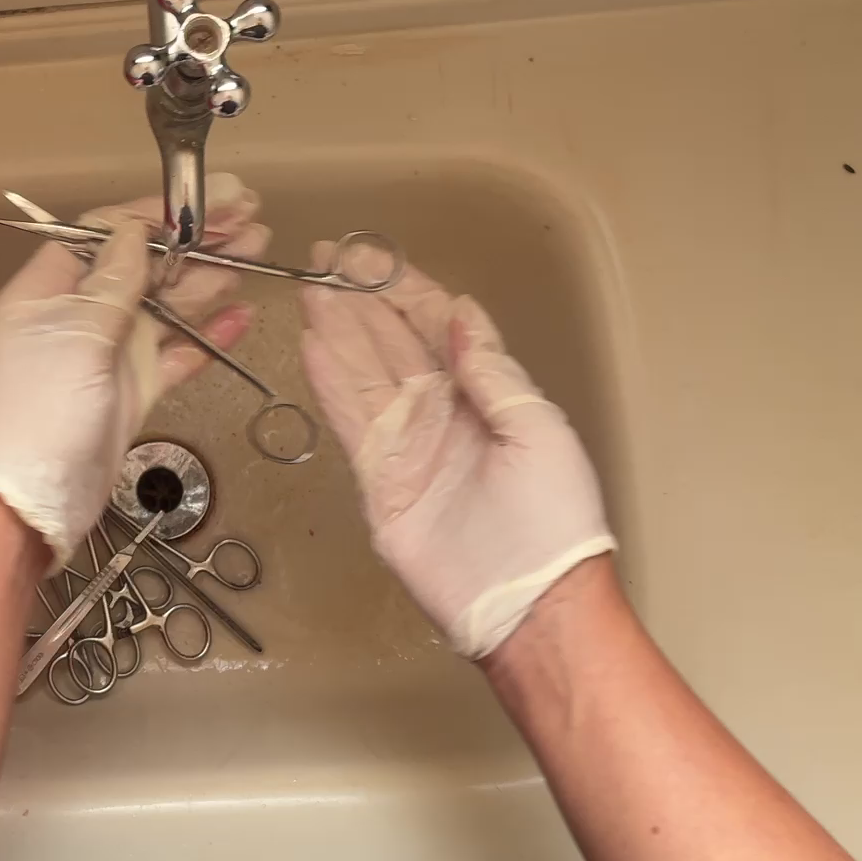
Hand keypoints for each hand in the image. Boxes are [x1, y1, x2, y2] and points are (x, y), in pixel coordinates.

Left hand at [0, 174, 267, 563]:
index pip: (104, 235)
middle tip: (251, 219)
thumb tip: (133, 229)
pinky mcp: (130, 391)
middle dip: (194, 241)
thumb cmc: (40, 410)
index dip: (154, 213)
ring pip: (165, 307)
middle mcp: (79, 316)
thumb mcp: (74, 335)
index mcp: (50, 292)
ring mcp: (107, 355)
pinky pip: (174, 356)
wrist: (28, 501)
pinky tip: (243, 315)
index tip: (208, 199)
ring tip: (258, 252)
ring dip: (209, 279)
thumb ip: (110, 282)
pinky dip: (207, 338)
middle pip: (142, 266)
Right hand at [298, 248, 613, 657]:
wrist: (521, 601)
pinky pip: (347, 417)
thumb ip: (495, 374)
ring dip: (335, 330)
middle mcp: (436, 409)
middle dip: (357, 300)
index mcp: (482, 394)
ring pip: (360, 371)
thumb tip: (462, 314)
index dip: (402, 289)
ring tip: (310, 291)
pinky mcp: (373, 472)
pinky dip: (327, 381)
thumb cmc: (552, 520)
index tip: (369, 259)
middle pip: (387, 342)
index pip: (434, 326)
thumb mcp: (541, 435)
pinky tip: (311, 347)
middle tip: (323, 262)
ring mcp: (400, 439)